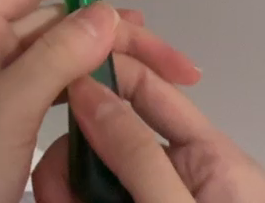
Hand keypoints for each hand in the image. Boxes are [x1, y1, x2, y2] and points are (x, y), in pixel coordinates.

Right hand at [33, 59, 264, 202]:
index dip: (96, 73)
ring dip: (65, 177)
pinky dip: (68, 196)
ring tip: (53, 201)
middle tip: (49, 175)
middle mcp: (189, 173)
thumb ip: (136, 151)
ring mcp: (161, 197)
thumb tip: (84, 87)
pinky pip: (93, 191)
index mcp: (217, 162)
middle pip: (111, 127)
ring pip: (95, 163)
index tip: (47, 81)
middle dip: (73, 146)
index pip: (145, 85)